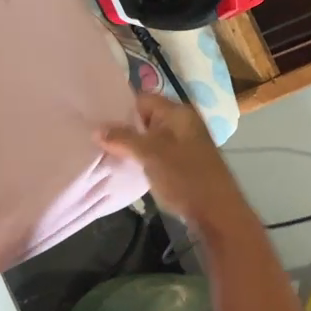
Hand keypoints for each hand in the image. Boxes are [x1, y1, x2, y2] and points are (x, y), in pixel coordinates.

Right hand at [97, 91, 246, 226]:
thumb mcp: (150, 154)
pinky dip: (141, 156)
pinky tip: (125, 165)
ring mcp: (183, 142)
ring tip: (104, 151)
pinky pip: (155, 151)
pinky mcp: (182, 161)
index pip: (142, 99)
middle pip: (145, 117)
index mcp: (178, 112)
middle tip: (95, 137)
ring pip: (149, 136)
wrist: (215, 211)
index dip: (119, 108)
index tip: (96, 120)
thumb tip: (96, 129)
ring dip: (130, 144)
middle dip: (121, 127)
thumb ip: (123, 139)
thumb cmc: (184, 177)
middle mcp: (182, 122)